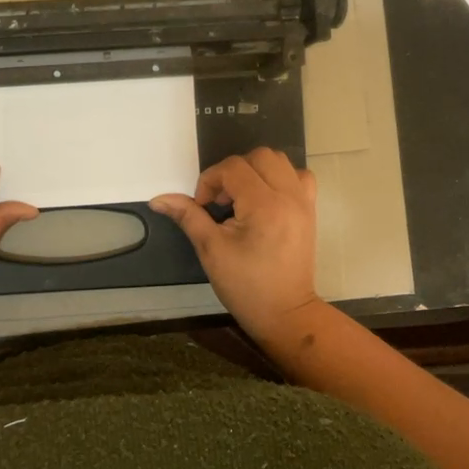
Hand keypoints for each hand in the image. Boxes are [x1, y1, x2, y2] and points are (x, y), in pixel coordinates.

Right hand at [150, 148, 319, 345]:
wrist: (284, 312)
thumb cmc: (245, 285)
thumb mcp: (211, 250)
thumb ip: (188, 216)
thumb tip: (159, 199)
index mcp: (264, 206)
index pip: (233, 168)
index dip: (210, 182)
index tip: (203, 207)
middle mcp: (289, 196)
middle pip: (260, 157)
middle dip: (233, 172)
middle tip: (222, 201)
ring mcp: (304, 202)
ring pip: (281, 162)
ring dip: (256, 172)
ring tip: (242, 199)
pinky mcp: (310, 211)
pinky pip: (299, 177)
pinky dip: (280, 179)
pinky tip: (265, 201)